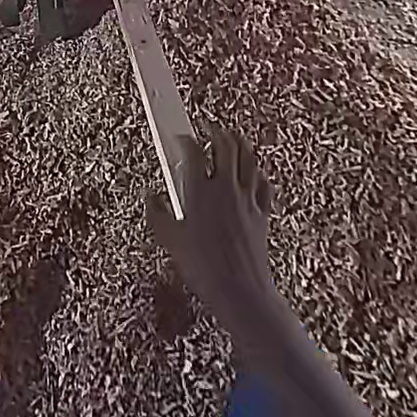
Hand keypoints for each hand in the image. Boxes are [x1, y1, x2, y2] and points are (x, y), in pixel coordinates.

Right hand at [145, 128, 281, 333]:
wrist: (239, 289)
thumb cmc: (202, 266)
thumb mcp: (169, 238)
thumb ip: (157, 212)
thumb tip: (152, 198)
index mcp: (201, 191)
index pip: (194, 152)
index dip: (186, 140)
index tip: (181, 138)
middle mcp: (226, 189)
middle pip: (227, 147)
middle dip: (217, 132)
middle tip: (209, 128)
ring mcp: (248, 199)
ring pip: (249, 159)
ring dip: (240, 145)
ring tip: (233, 139)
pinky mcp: (262, 213)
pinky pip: (264, 184)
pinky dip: (258, 173)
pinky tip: (254, 173)